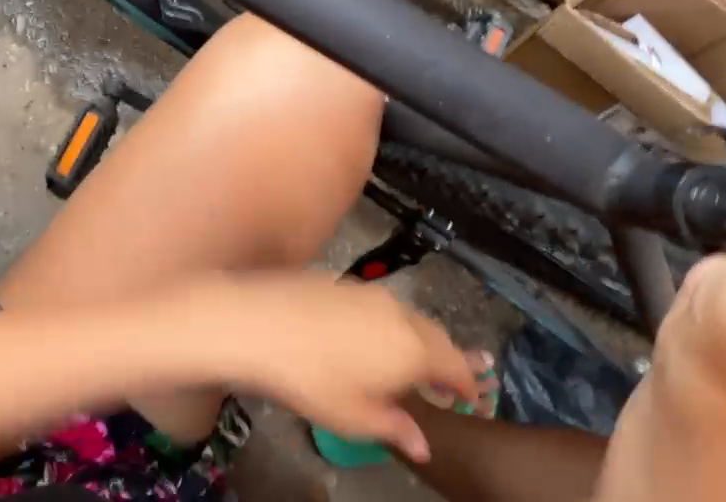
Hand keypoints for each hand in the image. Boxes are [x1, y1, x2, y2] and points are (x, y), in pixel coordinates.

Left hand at [189, 272, 478, 460]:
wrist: (255, 320)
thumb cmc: (309, 377)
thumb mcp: (354, 416)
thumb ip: (394, 426)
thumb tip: (421, 444)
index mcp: (412, 347)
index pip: (456, 365)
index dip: (467, 384)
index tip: (469, 398)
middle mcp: (397, 312)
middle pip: (435, 334)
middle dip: (444, 358)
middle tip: (445, 381)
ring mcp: (366, 291)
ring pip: (405, 315)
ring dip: (414, 337)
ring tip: (407, 360)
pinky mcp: (337, 280)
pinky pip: (376, 303)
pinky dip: (384, 322)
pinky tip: (366, 336)